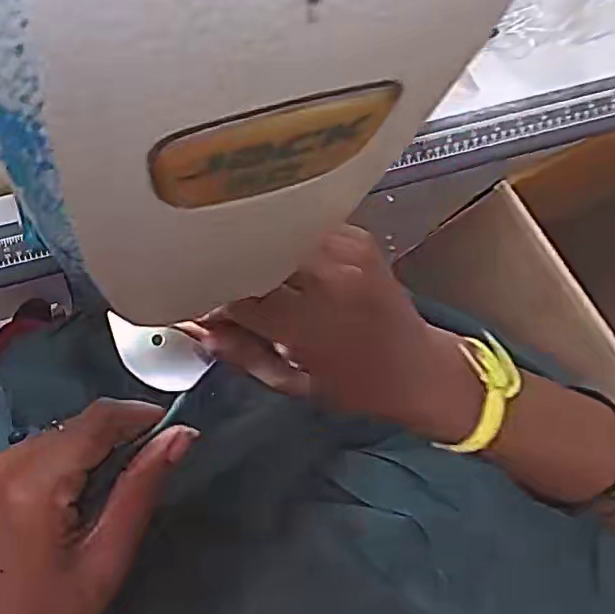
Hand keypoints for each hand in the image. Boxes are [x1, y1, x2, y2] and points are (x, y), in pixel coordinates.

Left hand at [0, 399, 197, 613]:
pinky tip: (90, 488)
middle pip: (77, 424)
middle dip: (121, 433)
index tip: (175, 425)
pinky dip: (73, 457)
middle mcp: (4, 462)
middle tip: (159, 457)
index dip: (140, 415)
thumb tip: (178, 436)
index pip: (95, 420)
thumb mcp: (107, 556)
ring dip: (98, 445)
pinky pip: (42, 449)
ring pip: (62, 432)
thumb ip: (142, 487)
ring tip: (128, 479)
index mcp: (31, 481)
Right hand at [181, 225, 479, 441]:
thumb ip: (241, 353)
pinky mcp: (357, 234)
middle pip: (252, 252)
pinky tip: (273, 255)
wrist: (421, 367)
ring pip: (274, 232)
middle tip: (208, 278)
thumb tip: (196, 326)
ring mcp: (347, 248)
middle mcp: (330, 277)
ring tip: (239, 266)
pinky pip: (300, 227)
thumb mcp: (292, 383)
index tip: (193, 302)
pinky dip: (280, 240)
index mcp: (312, 324)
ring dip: (251, 248)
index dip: (207, 297)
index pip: (236, 295)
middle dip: (225, 265)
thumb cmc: (355, 386)